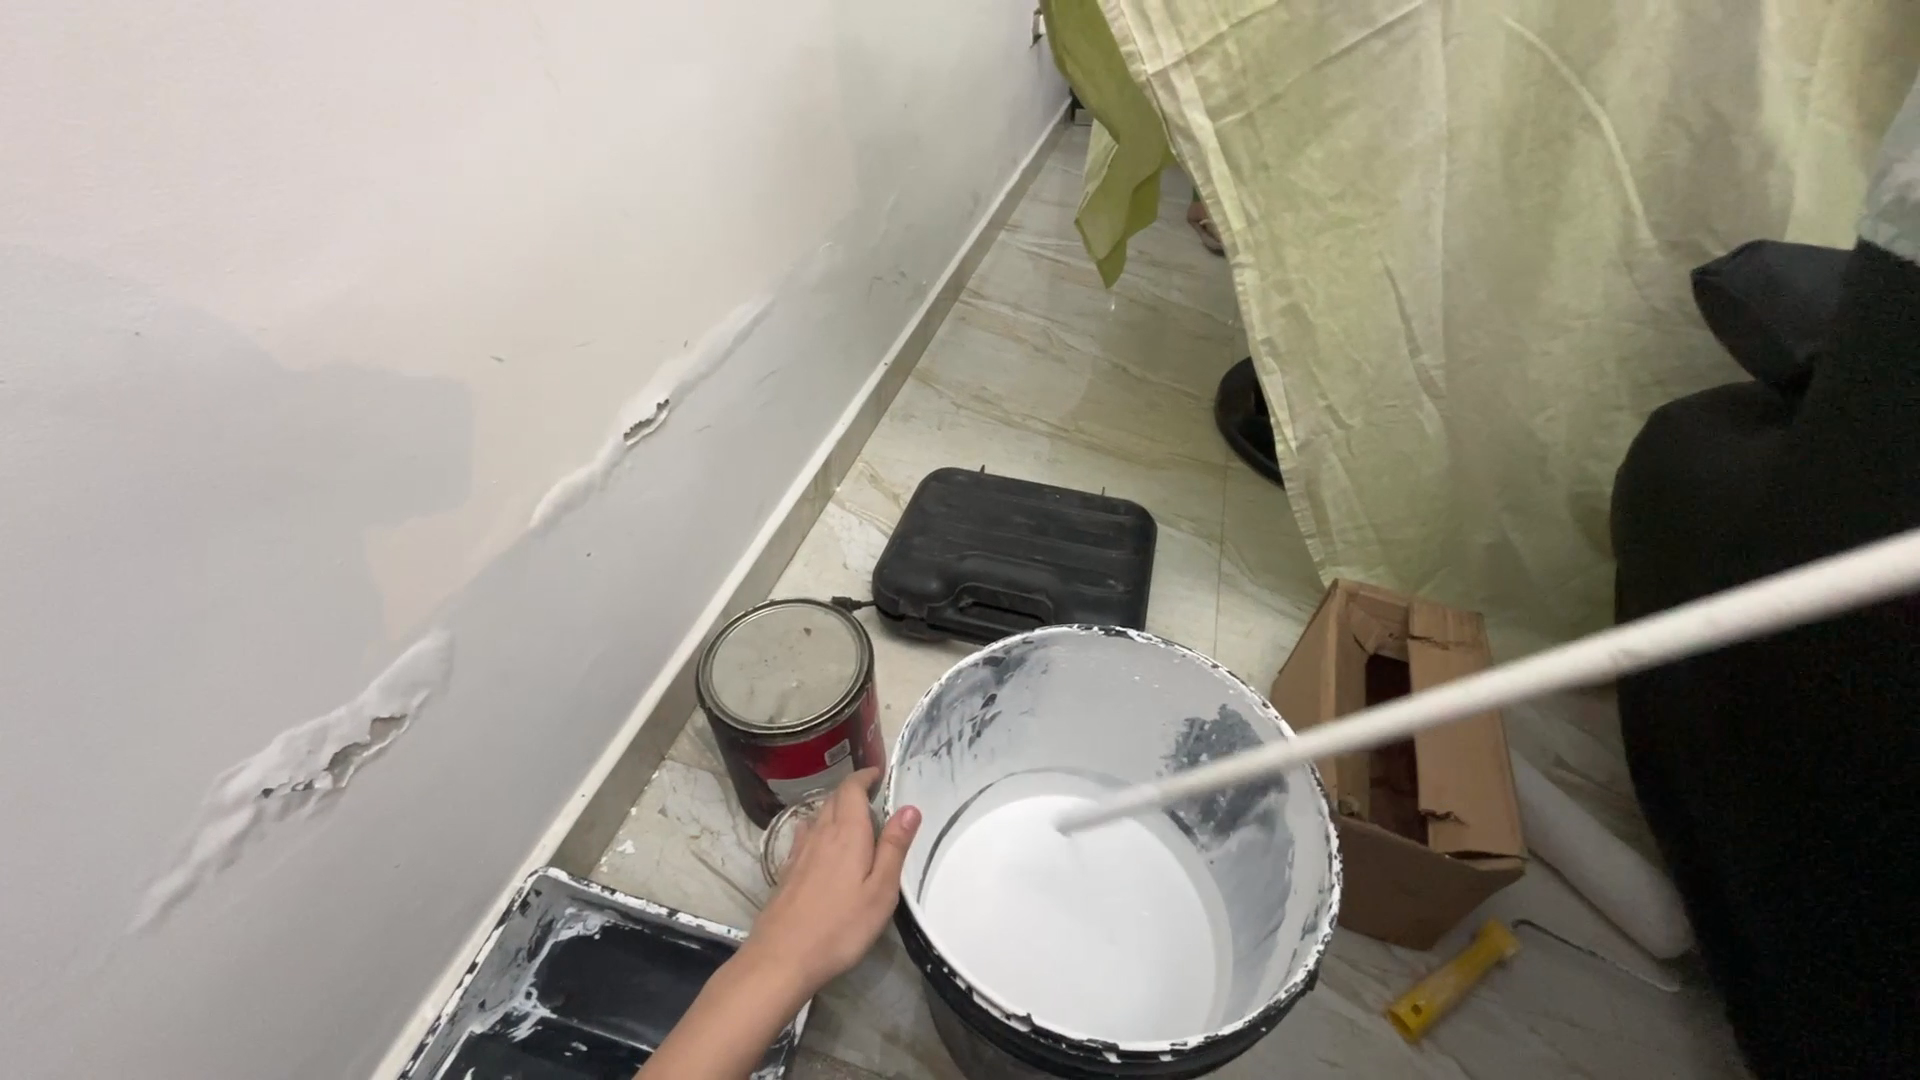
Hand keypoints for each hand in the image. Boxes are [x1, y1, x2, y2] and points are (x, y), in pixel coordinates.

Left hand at [739, 768, 920, 995]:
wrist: (781, 958)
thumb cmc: (840, 926)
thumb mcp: (880, 891)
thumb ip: (894, 847)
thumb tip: (910, 807)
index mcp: (847, 833)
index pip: (851, 789)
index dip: (864, 776)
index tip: (877, 773)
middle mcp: (821, 834)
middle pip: (834, 799)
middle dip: (852, 790)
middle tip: (871, 793)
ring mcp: (799, 852)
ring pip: (818, 816)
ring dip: (835, 807)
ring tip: (850, 815)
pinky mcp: (787, 871)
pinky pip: (804, 835)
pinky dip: (817, 827)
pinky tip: (817, 840)